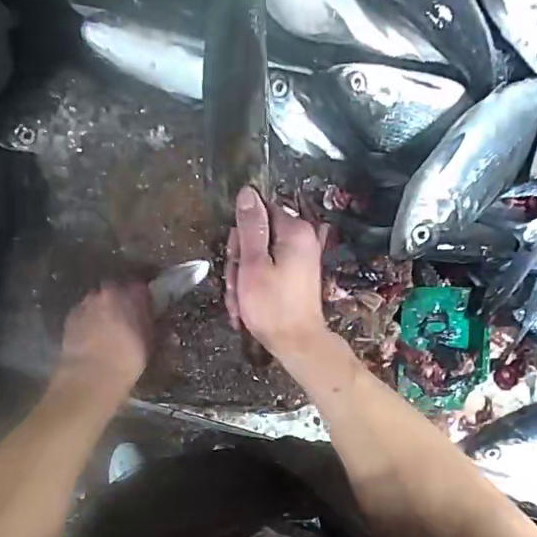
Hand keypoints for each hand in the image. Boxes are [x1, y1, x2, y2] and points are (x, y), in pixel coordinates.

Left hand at [56, 281, 152, 399]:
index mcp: (130, 294)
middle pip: (116, 290)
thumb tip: (149, 317)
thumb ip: (149, 321)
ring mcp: (86, 302)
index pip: (140, 287)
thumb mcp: (150, 340)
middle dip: (121, 301)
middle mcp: (107, 292)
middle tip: (126, 319)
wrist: (92, 374)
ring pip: (97, 301)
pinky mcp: (70, 316)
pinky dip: (88, 320)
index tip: (146, 309)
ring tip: (107, 330)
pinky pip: (84, 313)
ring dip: (103, 310)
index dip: (143, 298)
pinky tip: (92, 337)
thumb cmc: (128, 358)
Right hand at [225, 186, 330, 359]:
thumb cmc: (272, 306)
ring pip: (257, 258)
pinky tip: (245, 308)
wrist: (297, 344)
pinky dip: (253, 289)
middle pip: (256, 237)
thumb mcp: (253, 264)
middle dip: (239, 262)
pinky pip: (267, 273)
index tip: (235, 259)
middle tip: (237, 286)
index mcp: (294, 231)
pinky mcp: (295, 277)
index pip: (258, 212)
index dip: (240, 235)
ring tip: (240, 303)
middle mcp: (301, 240)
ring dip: (242, 280)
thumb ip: (250, 227)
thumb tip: (247, 192)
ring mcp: (299, 260)